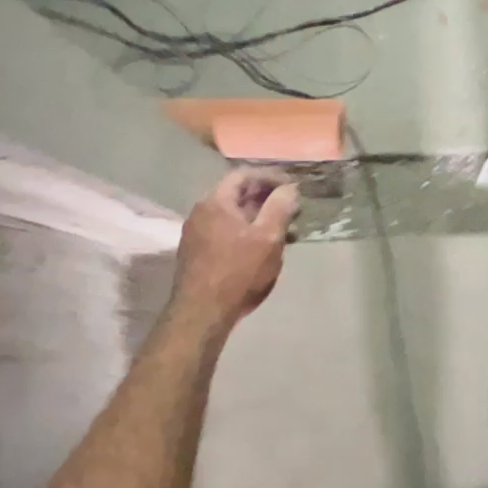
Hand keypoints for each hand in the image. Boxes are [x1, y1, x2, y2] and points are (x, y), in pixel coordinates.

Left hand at [170, 171, 299, 331]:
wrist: (201, 312)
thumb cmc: (238, 272)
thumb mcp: (268, 238)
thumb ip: (280, 208)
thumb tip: (289, 188)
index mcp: (216, 201)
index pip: (244, 175)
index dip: (271, 178)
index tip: (292, 189)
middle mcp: (201, 211)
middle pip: (237, 196)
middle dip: (267, 201)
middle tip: (291, 213)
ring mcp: (195, 233)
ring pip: (232, 217)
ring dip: (258, 221)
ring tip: (283, 236)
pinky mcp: (195, 254)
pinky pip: (224, 234)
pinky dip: (245, 235)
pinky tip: (261, 252)